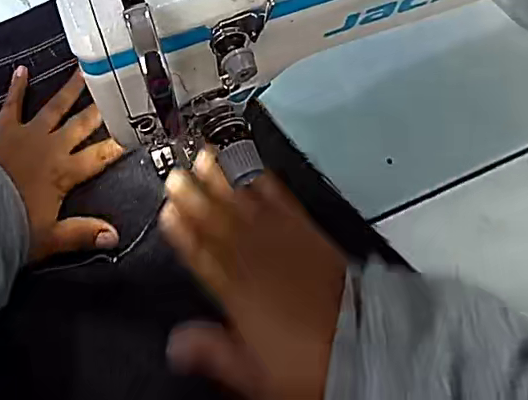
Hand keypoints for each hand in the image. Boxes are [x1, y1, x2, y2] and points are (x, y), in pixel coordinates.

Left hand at [0, 66, 127, 261]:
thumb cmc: (11, 227)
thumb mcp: (50, 238)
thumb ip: (82, 234)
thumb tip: (114, 236)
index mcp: (65, 172)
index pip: (99, 156)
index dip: (117, 145)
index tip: (133, 133)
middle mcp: (51, 146)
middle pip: (81, 124)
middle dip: (100, 109)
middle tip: (115, 91)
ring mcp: (28, 133)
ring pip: (55, 107)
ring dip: (70, 89)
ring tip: (83, 71)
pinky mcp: (4, 128)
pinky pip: (13, 103)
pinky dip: (17, 86)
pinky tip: (21, 69)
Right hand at [160, 148, 347, 399]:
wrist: (360, 343)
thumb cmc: (308, 362)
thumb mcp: (253, 371)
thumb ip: (213, 350)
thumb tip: (178, 344)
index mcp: (238, 292)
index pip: (201, 255)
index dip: (182, 232)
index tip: (167, 212)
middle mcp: (256, 258)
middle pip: (217, 222)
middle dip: (193, 196)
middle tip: (176, 175)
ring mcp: (280, 239)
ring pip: (244, 203)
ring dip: (223, 178)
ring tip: (206, 155)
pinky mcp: (305, 228)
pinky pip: (279, 198)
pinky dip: (263, 179)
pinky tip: (253, 166)